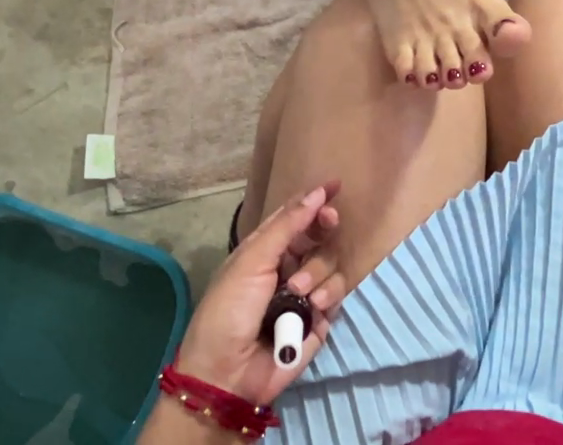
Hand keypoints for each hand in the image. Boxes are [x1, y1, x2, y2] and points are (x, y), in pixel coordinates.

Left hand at [173, 182, 346, 407]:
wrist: (226, 375)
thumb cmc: (229, 309)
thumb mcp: (252, 261)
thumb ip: (287, 225)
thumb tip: (318, 191)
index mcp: (265, 249)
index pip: (295, 216)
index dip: (314, 200)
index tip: (335, 187)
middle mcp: (288, 266)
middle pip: (319, 236)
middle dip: (324, 228)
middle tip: (329, 222)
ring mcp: (305, 293)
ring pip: (331, 263)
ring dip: (318, 270)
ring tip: (299, 290)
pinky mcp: (319, 321)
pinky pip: (336, 295)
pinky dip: (328, 295)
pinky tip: (314, 306)